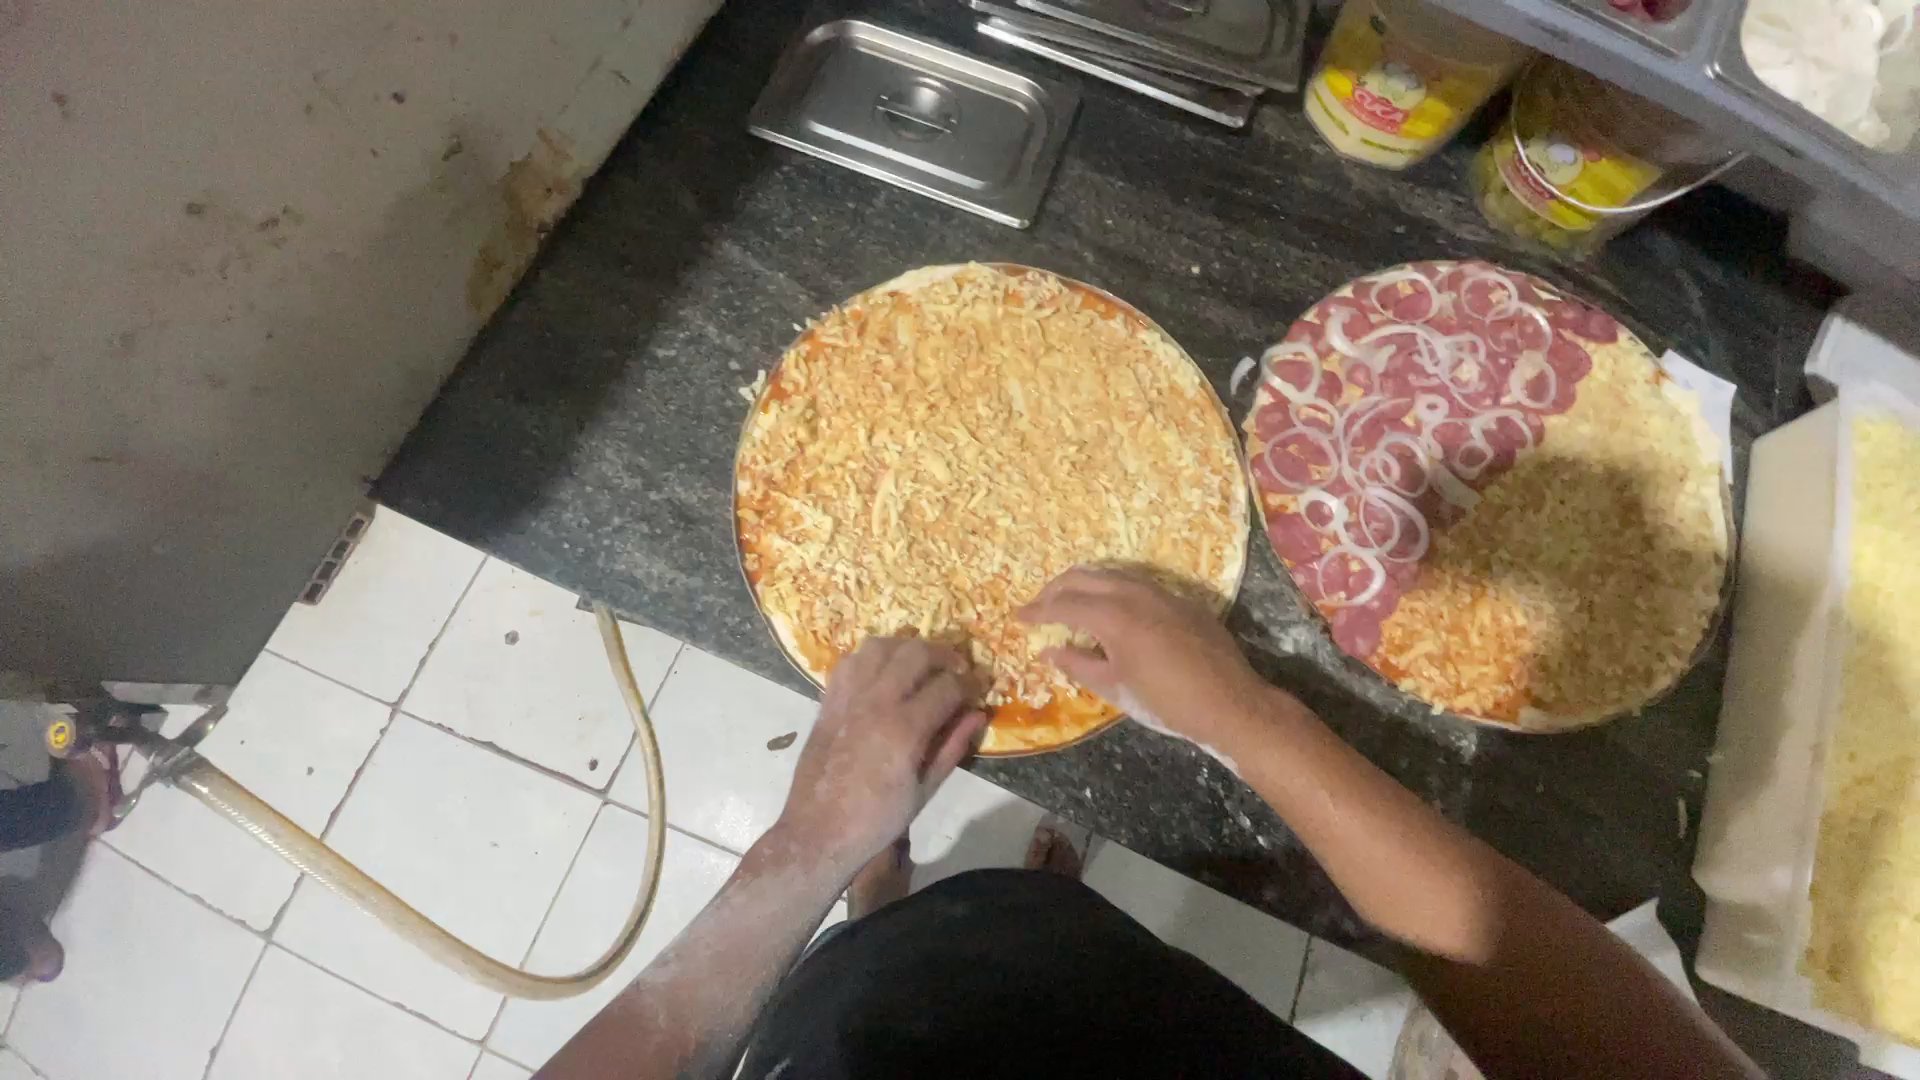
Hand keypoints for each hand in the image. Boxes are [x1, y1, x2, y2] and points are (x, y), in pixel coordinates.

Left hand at [775, 636, 987, 873]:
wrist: (819, 832)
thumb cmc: (877, 820)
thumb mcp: (925, 789)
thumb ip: (953, 746)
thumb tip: (979, 715)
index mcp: (905, 729)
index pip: (948, 686)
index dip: (970, 684)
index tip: (978, 688)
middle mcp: (876, 703)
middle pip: (916, 653)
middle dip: (944, 655)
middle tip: (955, 669)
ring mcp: (848, 698)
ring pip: (879, 646)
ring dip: (905, 648)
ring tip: (919, 663)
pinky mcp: (828, 701)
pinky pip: (850, 662)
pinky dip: (871, 659)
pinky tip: (883, 673)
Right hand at [1017, 566, 1280, 753]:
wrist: (1231, 704)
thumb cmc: (1166, 703)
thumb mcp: (1115, 689)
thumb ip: (1078, 664)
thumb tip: (1049, 651)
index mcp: (1114, 616)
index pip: (1064, 604)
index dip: (1037, 611)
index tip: (1018, 617)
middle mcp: (1134, 593)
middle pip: (1083, 578)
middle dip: (1055, 590)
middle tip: (1038, 607)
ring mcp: (1160, 592)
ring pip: (1110, 574)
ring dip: (1083, 585)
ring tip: (1067, 603)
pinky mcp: (1179, 599)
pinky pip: (1135, 583)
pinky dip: (1111, 589)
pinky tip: (1108, 608)